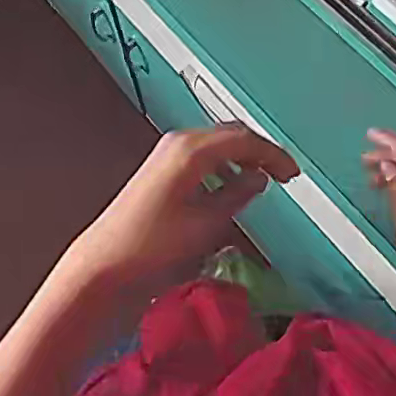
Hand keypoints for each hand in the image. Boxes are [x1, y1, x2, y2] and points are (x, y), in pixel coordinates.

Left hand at [63, 124, 300, 289]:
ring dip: (245, 154)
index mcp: (191, 150)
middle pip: (232, 133)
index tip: (292, 172)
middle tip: (283, 172)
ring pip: (219, 140)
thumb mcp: (204, 223)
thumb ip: (237, 194)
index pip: (245, 140)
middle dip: (261, 150)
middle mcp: (180, 141)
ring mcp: (169, 149)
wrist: (103, 263)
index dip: (274, 154)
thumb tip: (259, 179)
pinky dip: (226, 160)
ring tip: (264, 176)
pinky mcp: (163, 162)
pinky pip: (205, 150)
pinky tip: (233, 180)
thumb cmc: (150, 245)